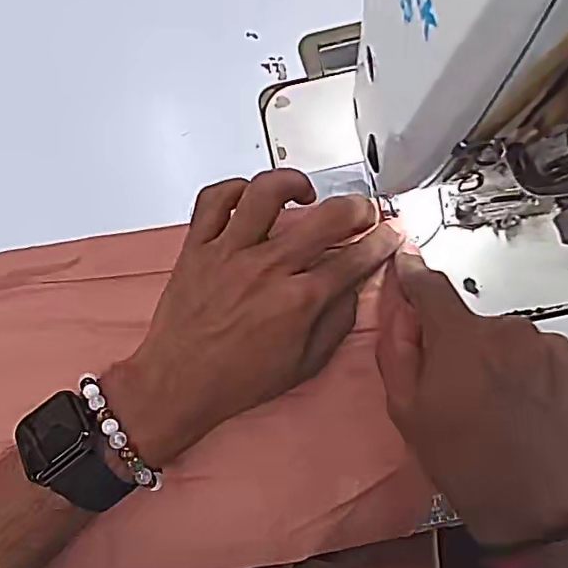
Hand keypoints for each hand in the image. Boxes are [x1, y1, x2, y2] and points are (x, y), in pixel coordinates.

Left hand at [101, 169, 399, 463]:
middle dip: (359, 208)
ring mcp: (229, 254)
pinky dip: (233, 189)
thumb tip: (352, 290)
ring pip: (267, 192)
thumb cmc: (234, 381)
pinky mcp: (198, 248)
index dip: (381, 241)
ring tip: (305, 194)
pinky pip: (213, 200)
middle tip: (363, 212)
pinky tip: (248, 198)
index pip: (355, 258)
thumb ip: (336, 323)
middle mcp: (266, 270)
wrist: (179, 384)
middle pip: (327, 217)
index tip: (388, 234)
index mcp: (298, 301)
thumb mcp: (303, 365)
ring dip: (295, 183)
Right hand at [375, 250, 567, 545]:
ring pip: (507, 338)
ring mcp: (547, 347)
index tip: (409, 266)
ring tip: (492, 404)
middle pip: (470, 320)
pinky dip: (528, 371)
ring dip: (496, 359)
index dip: (414, 274)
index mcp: (460, 340)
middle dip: (459, 343)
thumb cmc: (469, 463)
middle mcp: (508, 334)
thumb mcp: (405, 409)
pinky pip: (539, 353)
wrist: (531, 501)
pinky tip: (519, 405)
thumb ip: (396, 350)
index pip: (431, 284)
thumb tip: (398, 315)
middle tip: (455, 388)